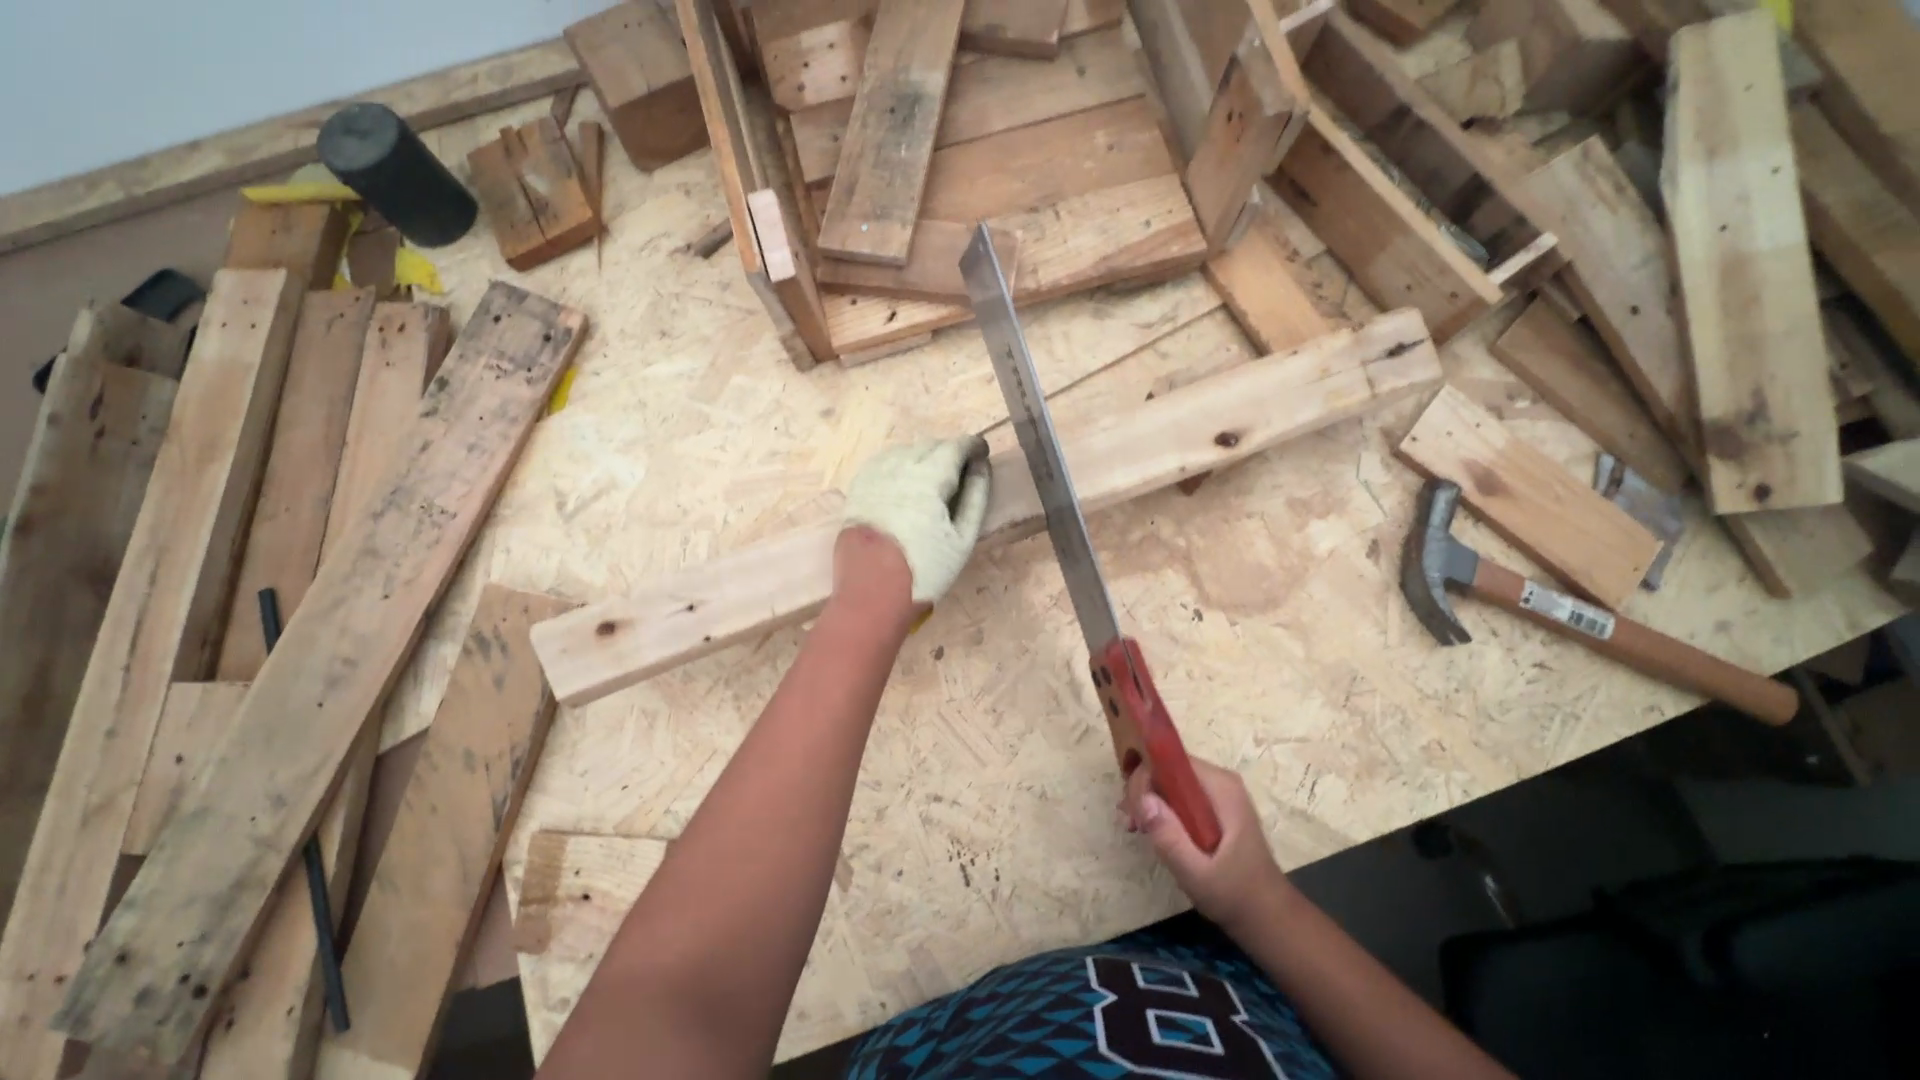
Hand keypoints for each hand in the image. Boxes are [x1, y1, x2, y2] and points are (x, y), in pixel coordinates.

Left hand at [841, 436, 992, 605]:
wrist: (871, 593)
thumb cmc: (925, 570)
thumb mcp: (962, 539)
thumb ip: (976, 497)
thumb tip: (981, 468)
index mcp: (929, 478)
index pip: (955, 446)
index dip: (972, 445)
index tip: (982, 452)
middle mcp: (899, 468)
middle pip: (930, 445)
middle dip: (949, 451)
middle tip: (962, 470)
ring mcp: (874, 476)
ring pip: (904, 451)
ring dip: (923, 456)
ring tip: (934, 477)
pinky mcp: (858, 489)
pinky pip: (882, 463)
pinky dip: (899, 464)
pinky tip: (904, 481)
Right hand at [1124, 758, 1290, 933]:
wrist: (1266, 915)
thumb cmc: (1235, 895)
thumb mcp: (1196, 873)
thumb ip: (1170, 838)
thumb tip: (1144, 799)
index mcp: (1221, 789)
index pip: (1171, 762)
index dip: (1144, 780)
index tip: (1133, 814)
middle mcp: (1220, 782)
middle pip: (1168, 769)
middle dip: (1142, 792)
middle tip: (1131, 826)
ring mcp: (1218, 794)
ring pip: (1170, 782)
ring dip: (1147, 802)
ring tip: (1136, 830)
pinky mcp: (1214, 807)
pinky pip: (1179, 796)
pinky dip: (1160, 810)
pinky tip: (1150, 832)